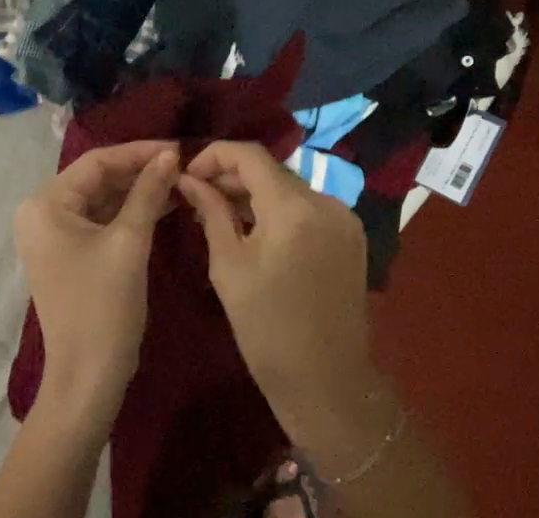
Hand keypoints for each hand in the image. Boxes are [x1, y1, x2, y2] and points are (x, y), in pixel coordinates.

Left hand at [13, 140, 179, 411]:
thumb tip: (170, 154)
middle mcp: (40, 211)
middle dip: (140, 171)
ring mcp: (51, 234)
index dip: (139, 152)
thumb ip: (148, 193)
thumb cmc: (104, 306)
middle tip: (183, 165)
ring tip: (180, 181)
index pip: (96, 162)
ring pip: (100, 198)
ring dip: (138, 191)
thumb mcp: (129, 243)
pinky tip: (164, 204)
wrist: (87, 377)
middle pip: (97, 178)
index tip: (179, 147)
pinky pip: (99, 220)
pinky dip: (129, 213)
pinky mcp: (66, 252)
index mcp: (45, 203)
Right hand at [174, 141, 373, 405]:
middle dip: (231, 176)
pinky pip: (307, 208)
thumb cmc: (266, 329)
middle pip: (271, 170)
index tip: (187, 174)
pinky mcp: (351, 237)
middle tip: (197, 196)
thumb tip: (189, 179)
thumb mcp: (228, 266)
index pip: (249, 155)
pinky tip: (255, 231)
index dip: (214, 155)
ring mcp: (344, 219)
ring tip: (220, 214)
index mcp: (294, 208)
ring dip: (254, 193)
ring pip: (289, 188)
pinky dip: (278, 210)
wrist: (325, 383)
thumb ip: (211, 212)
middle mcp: (326, 202)